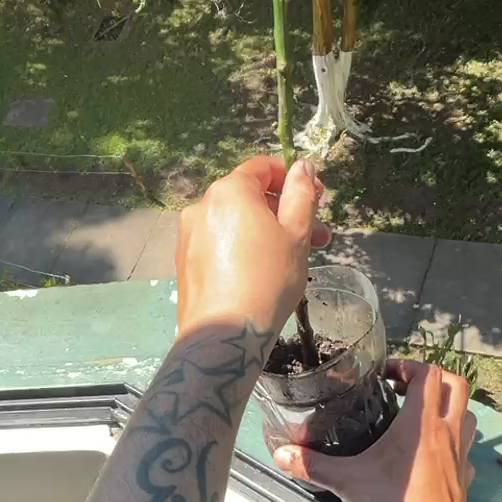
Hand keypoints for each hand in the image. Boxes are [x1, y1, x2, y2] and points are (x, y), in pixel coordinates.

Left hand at [175, 155, 330, 334]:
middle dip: (284, 213)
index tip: (317, 198)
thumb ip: (301, 195)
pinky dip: (241, 249)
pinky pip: (218, 245)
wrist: (223, 335)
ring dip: (265, 233)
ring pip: (234, 224)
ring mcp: (188, 236)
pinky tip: (260, 274)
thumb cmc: (268, 280)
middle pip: (248, 198)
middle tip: (317, 239)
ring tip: (292, 261)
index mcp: (229, 191)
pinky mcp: (184, 263)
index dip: (292, 178)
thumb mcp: (296, 236)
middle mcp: (201, 207)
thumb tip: (302, 166)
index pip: (261, 168)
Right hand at [273, 360, 477, 501]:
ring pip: (466, 416)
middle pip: (456, 387)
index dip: (408, 366)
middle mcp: (446, 433)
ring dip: (446, 408)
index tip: (385, 375)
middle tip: (403, 389)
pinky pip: (464, 450)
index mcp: (421, 423)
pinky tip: (430, 457)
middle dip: (432, 380)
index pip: (428, 374)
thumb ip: (314, 465)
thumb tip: (281, 454)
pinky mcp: (464, 479)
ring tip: (418, 418)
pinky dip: (451, 443)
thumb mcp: (347, 482)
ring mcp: (460, 456)